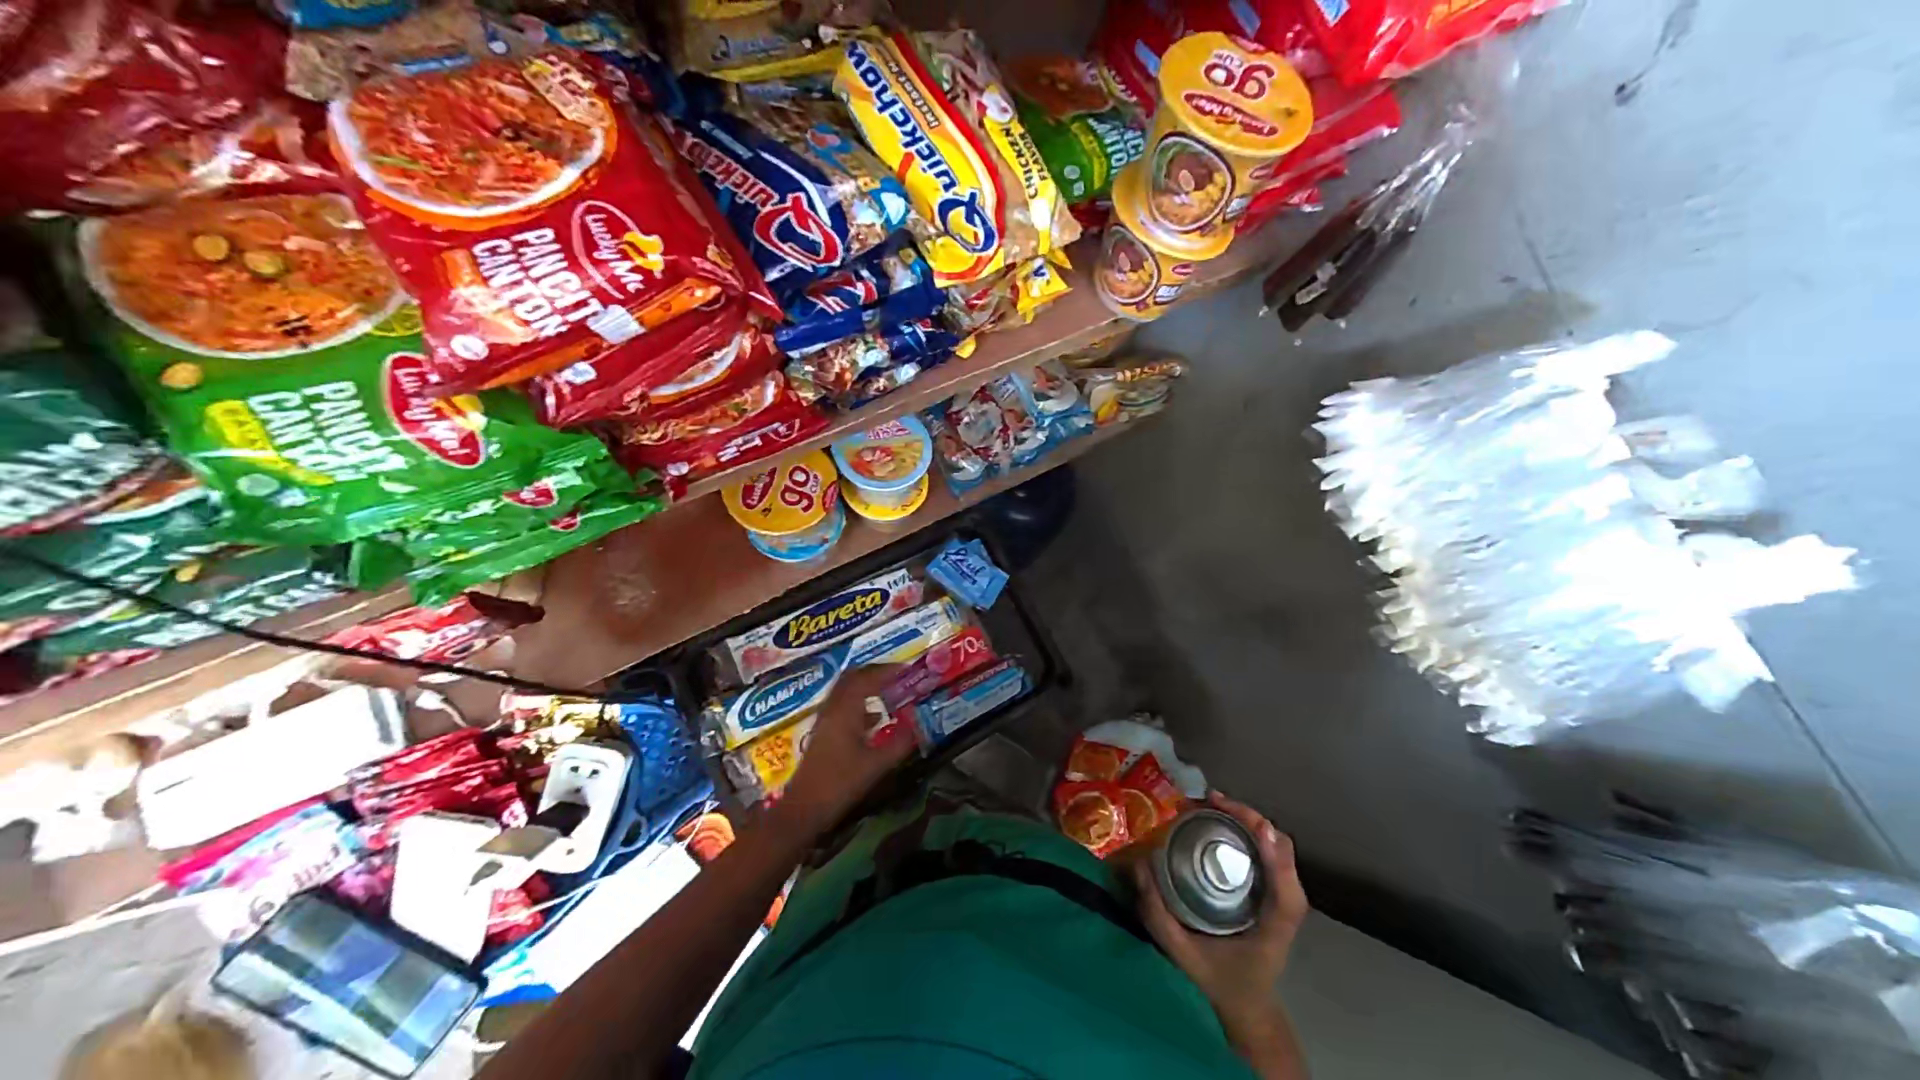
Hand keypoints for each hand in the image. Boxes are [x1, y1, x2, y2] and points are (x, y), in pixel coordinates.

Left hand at [770, 665, 916, 841]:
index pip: (867, 678)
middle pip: (852, 678)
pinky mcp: (823, 733)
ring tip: (890, 691)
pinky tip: (875, 718)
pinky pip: (843, 706)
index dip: (887, 671)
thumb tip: (918, 725)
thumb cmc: (841, 784)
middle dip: (875, 673)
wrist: (805, 808)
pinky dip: (860, 703)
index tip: (907, 669)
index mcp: (845, 710)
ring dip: (866, 686)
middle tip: (898, 675)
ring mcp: (825, 720)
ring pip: (845, 691)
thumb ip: (900, 743)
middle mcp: (832, 708)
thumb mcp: (877, 765)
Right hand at [1134, 792, 1309, 1033]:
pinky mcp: (1272, 889)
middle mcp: (1286, 903)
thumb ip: (1158, 915)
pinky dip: (1246, 829)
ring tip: (1209, 804)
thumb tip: (1139, 865)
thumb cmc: (1218, 980)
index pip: (1283, 878)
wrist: (1246, 1004)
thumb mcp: (1182, 953)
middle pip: (1280, 847)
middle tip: (1208, 801)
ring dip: (1246, 819)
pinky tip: (1217, 822)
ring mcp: (1281, 893)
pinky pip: (1266, 850)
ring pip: (1275, 843)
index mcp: (1275, 922)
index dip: (1265, 844)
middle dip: (1248, 817)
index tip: (1237, 818)